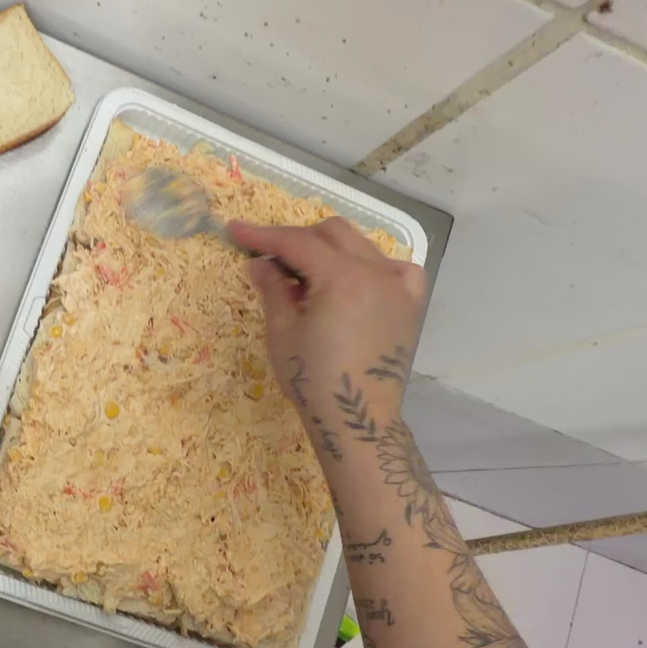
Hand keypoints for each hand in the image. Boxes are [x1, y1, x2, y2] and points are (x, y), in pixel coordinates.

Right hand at [231, 218, 426, 425]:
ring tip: (304, 277)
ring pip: (360, 246)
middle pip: (331, 234)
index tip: (235, 229)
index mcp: (342, 276)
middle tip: (268, 258)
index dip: (263, 235)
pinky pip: (392, 267)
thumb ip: (273, 288)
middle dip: (296, 239)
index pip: (297, 242)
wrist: (357, 418)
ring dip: (328, 251)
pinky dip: (368, 265)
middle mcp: (376, 270)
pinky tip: (353, 280)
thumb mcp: (283, 332)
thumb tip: (260, 262)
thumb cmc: (312, 378)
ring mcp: (399, 284)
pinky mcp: (410, 302)